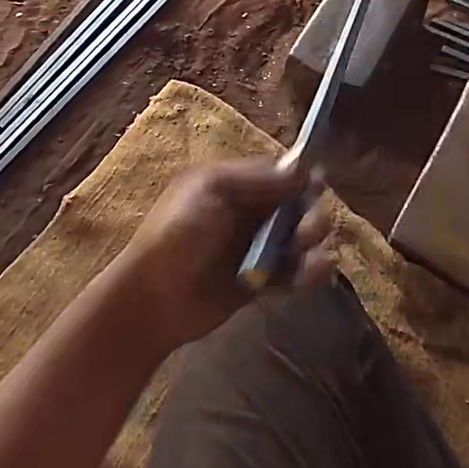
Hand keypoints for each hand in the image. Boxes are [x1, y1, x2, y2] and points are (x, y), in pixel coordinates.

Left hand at [110, 158, 337, 350]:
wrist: (152, 299)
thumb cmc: (176, 234)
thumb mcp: (210, 188)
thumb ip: (257, 176)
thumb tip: (303, 168)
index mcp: (240, 184)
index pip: (287, 174)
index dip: (305, 181)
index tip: (312, 191)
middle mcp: (255, 212)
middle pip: (303, 205)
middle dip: (312, 216)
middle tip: (301, 235)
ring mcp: (261, 247)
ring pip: (307, 239)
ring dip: (316, 246)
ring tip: (308, 261)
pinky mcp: (266, 281)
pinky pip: (300, 271)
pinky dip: (312, 272)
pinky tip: (310, 276)